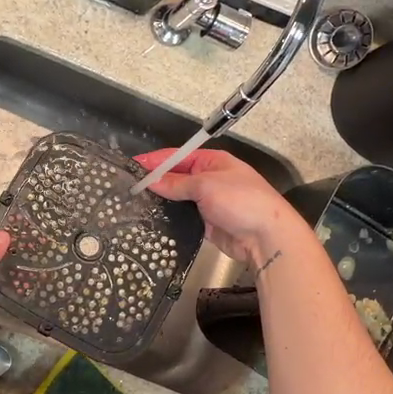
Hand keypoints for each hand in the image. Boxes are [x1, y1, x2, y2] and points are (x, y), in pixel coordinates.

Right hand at [134, 148, 305, 266]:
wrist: (266, 237)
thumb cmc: (241, 201)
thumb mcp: (206, 185)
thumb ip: (176, 183)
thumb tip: (150, 181)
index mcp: (212, 162)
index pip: (177, 156)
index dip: (154, 160)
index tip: (131, 165)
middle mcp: (208, 179)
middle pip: (175, 176)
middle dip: (154, 180)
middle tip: (126, 186)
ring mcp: (206, 202)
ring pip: (177, 198)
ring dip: (159, 200)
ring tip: (132, 203)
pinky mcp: (204, 223)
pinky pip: (182, 216)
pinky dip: (168, 217)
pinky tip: (150, 219)